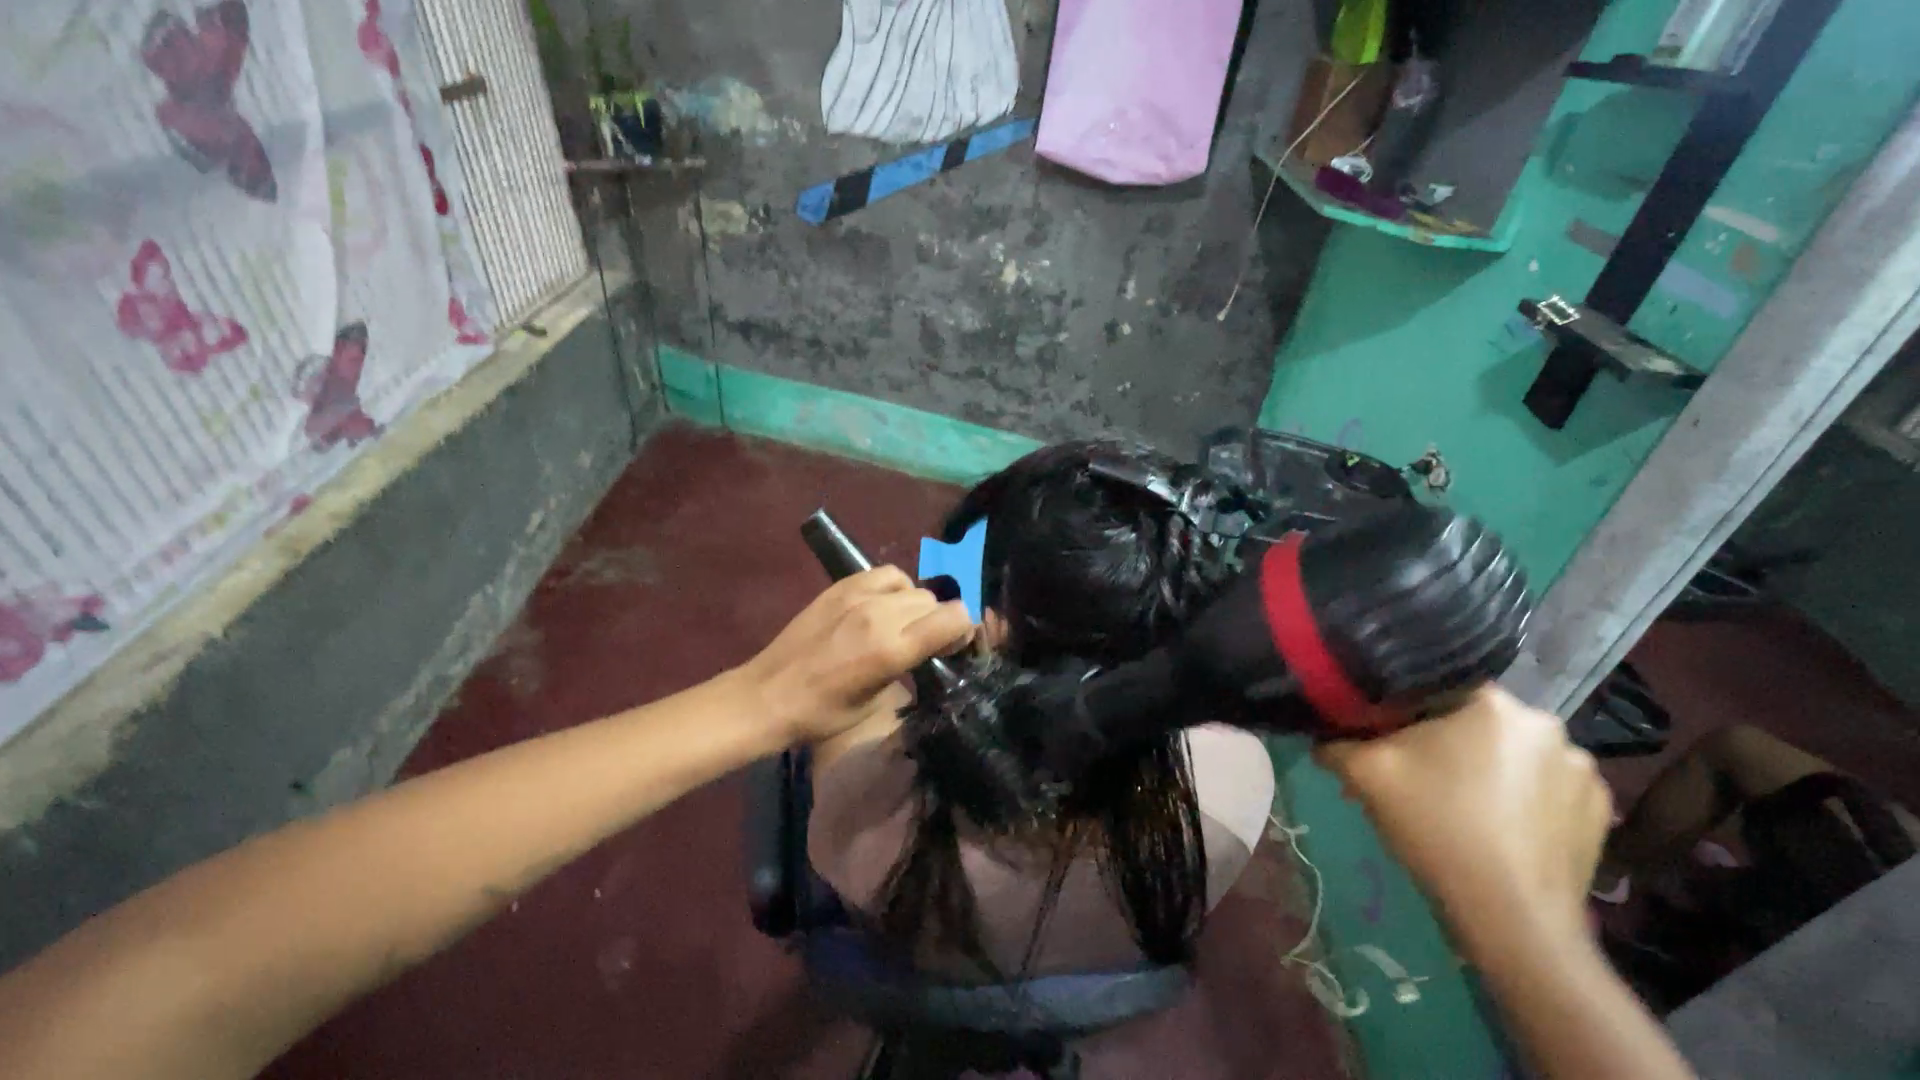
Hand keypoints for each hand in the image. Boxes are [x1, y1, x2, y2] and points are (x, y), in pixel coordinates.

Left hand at [737, 566, 972, 742]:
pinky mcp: (841, 585)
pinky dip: (895, 587)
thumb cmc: (824, 713)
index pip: (955, 618)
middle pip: (935, 602)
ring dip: (917, 606)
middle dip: (939, 622)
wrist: (769, 695)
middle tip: (926, 644)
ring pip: (913, 587)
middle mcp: (881, 615)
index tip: (952, 649)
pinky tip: (884, 606)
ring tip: (902, 625)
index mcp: (892, 649)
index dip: (962, 632)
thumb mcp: (878, 700)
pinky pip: (887, 574)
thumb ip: (910, 665)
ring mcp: (859, 595)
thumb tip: (932, 647)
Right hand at [1316, 685, 1610, 961]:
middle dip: (1450, 748)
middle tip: (1420, 784)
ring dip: (1491, 775)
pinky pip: (1549, 793)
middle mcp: (1548, 725)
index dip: (1408, 715)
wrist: (1512, 916)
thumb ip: (1337, 744)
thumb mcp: (1366, 776)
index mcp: (1494, 703)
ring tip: (1463, 814)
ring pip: (1517, 759)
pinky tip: (1501, 834)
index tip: (1390, 745)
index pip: (1440, 690)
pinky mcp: (1599, 813)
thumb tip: (1322, 739)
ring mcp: (1584, 770)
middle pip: (1480, 726)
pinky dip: (1525, 805)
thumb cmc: (1438, 829)